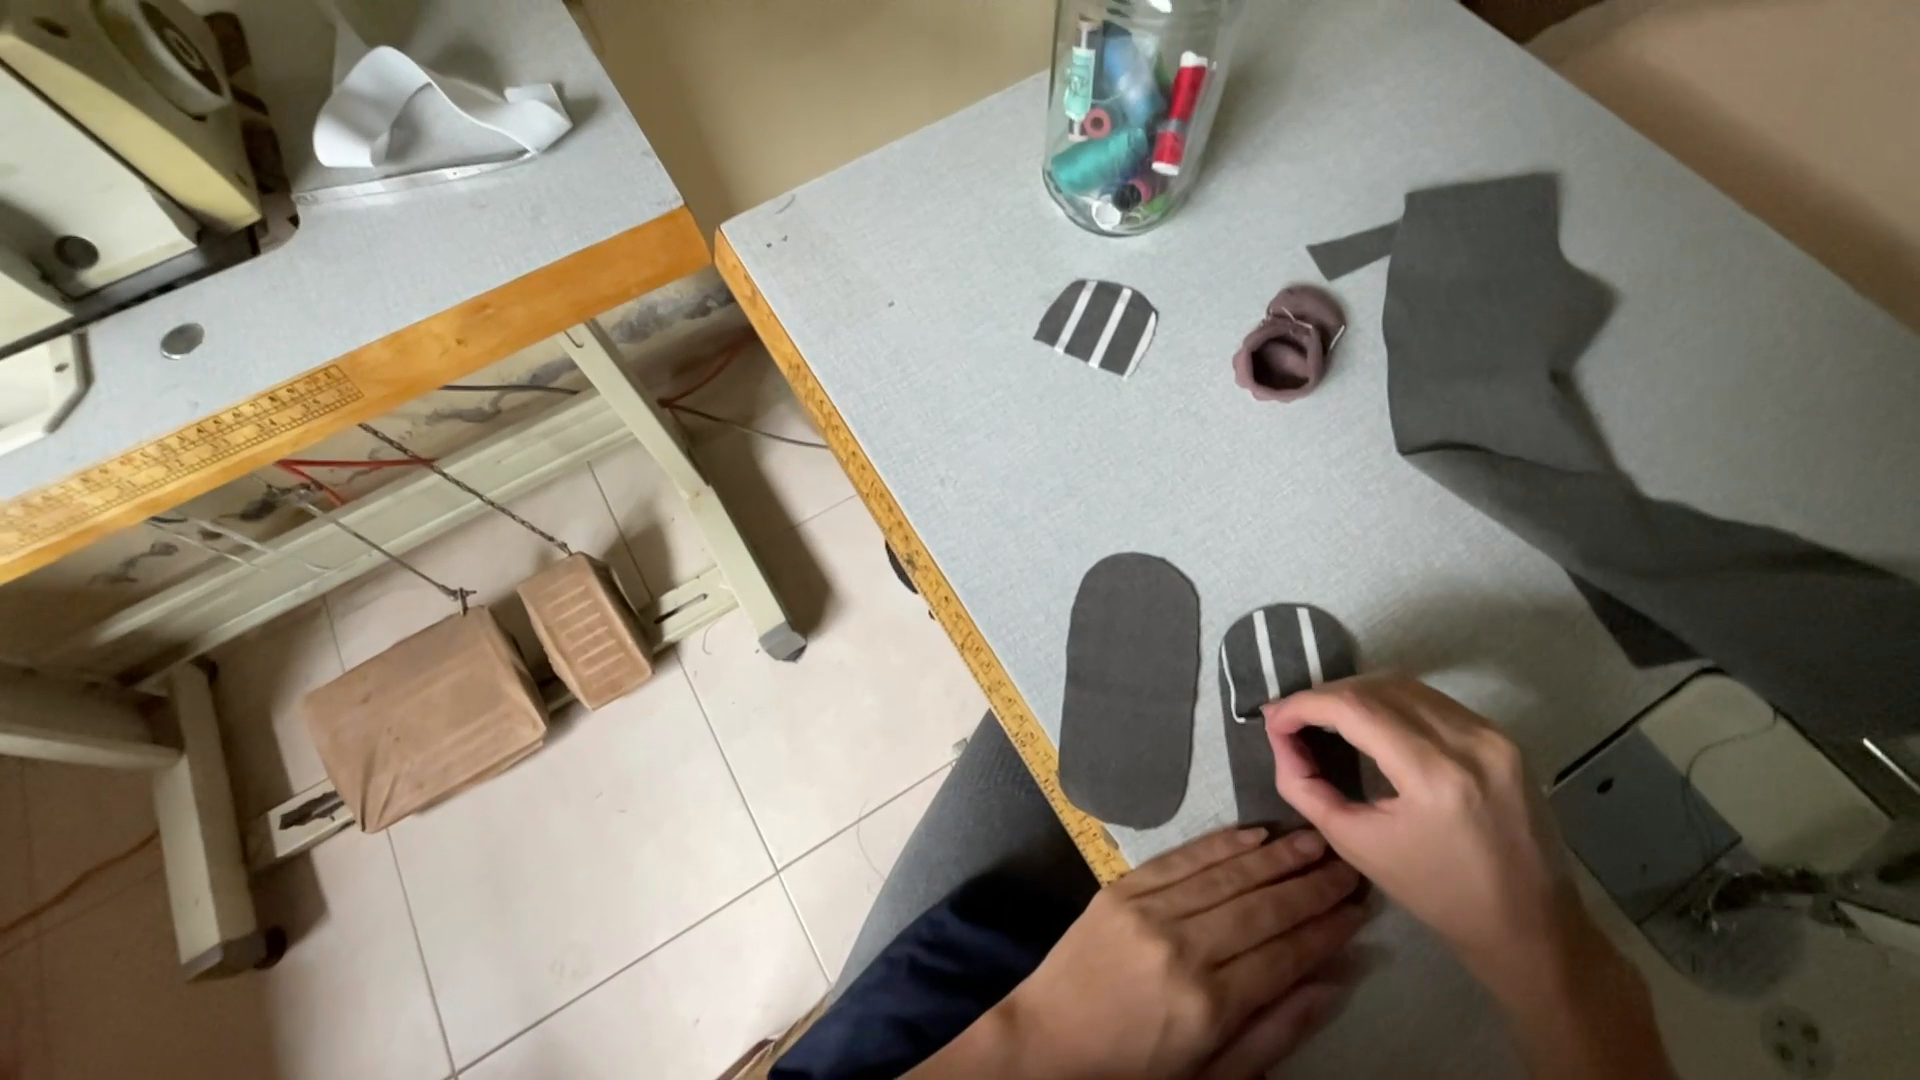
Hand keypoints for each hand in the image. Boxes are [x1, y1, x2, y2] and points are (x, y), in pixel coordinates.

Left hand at [996, 826, 1365, 1079]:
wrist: (1047, 1042)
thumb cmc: (1136, 1070)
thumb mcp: (1213, 1075)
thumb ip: (1276, 1031)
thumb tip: (1332, 984)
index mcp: (1210, 1004)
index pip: (1286, 954)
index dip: (1327, 930)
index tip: (1358, 908)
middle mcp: (1183, 948)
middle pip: (1262, 908)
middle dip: (1310, 886)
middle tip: (1347, 866)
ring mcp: (1148, 912)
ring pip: (1226, 876)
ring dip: (1274, 856)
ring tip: (1312, 841)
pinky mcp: (1121, 890)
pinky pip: (1180, 858)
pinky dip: (1220, 844)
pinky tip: (1254, 834)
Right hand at [1261, 675, 1577, 991]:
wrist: (1530, 925)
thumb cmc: (1436, 894)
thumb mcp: (1355, 844)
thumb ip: (1304, 786)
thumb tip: (1279, 739)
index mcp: (1435, 775)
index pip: (1354, 709)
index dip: (1304, 704)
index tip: (1273, 719)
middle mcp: (1469, 742)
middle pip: (1376, 687)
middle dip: (1324, 696)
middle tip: (1292, 719)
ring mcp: (1493, 735)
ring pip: (1404, 685)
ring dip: (1355, 694)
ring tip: (1323, 717)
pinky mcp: (1502, 738)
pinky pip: (1431, 700)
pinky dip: (1388, 701)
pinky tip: (1368, 722)